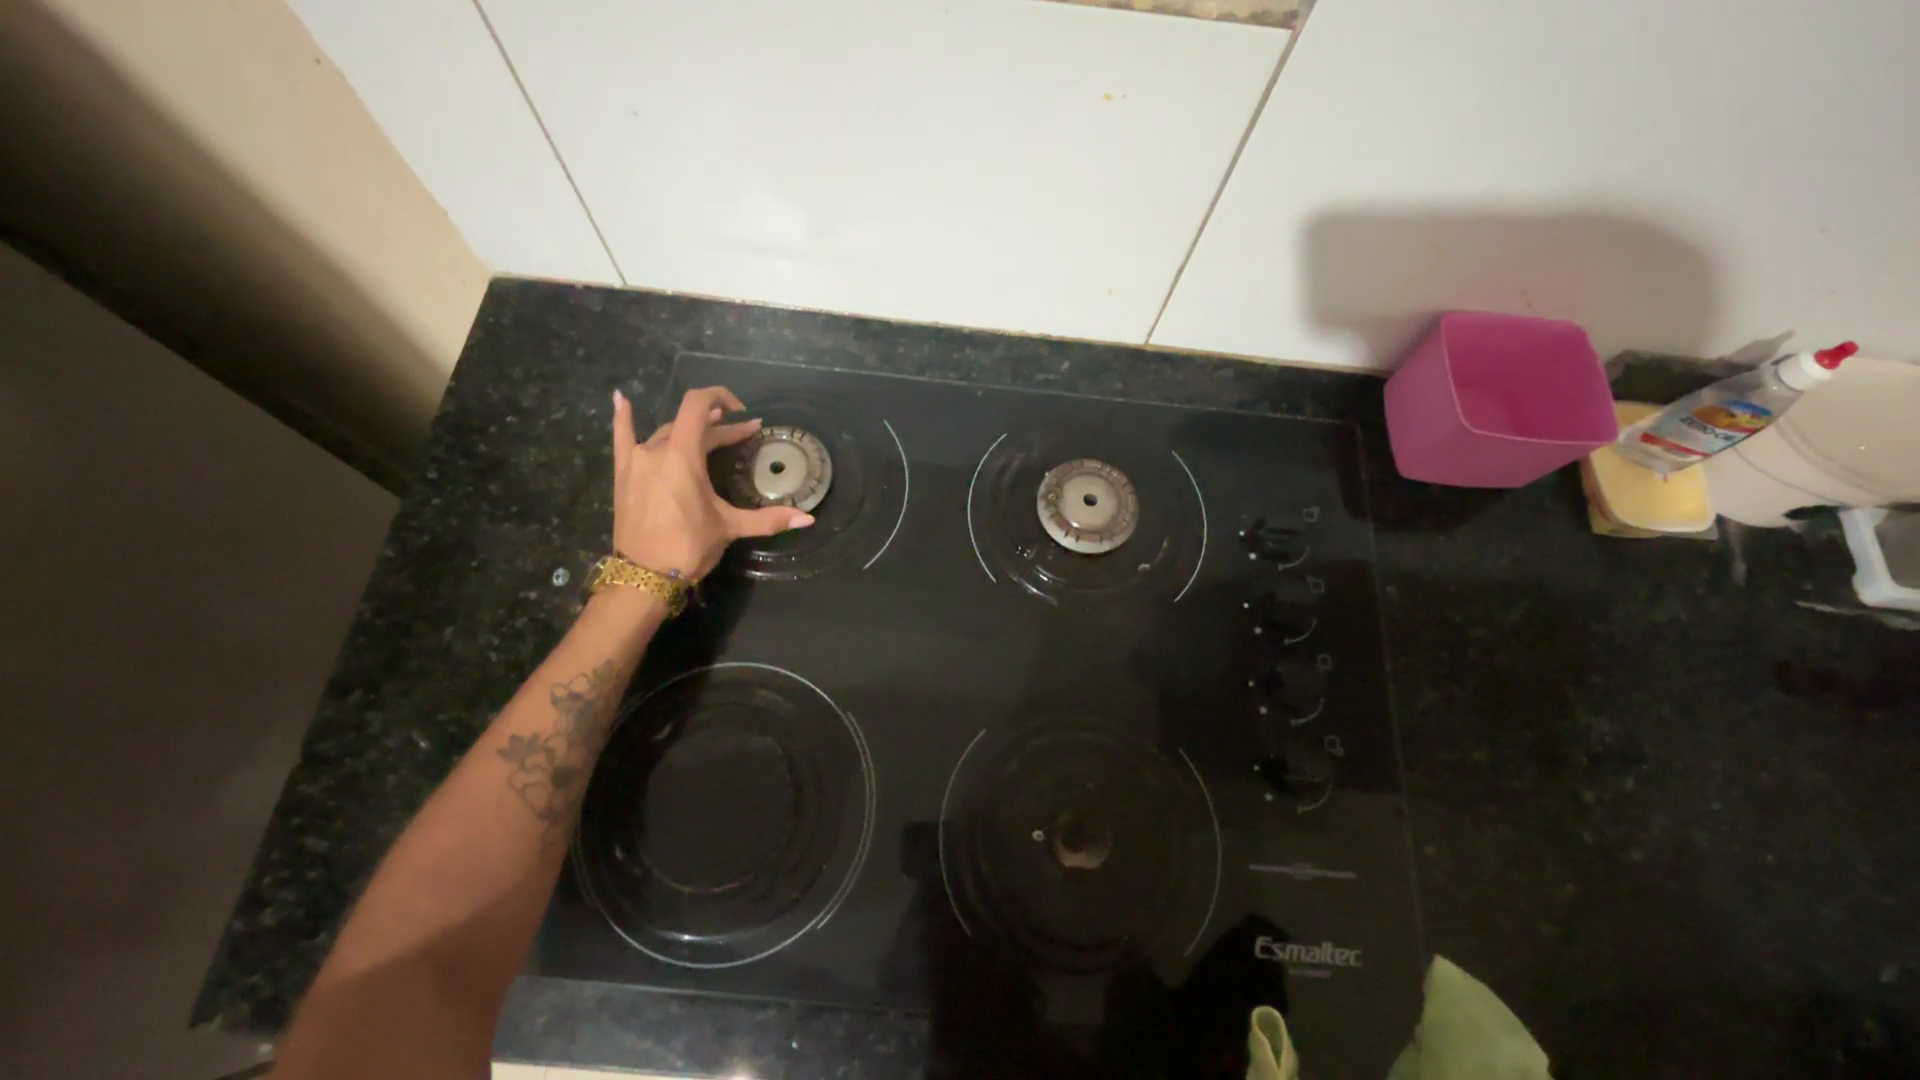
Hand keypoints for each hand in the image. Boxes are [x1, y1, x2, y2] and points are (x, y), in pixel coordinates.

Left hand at [610, 386, 813, 578]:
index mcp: (682, 456)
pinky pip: (621, 438)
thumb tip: (807, 518)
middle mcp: (656, 450)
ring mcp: (636, 460)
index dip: (721, 399)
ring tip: (707, 428)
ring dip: (688, 429)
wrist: (644, 576)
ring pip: (666, 433)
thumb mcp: (730, 528)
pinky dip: (622, 417)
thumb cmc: (689, 546)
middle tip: (741, 435)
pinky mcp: (623, 474)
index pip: (699, 406)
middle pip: (689, 425)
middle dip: (718, 428)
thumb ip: (769, 519)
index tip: (744, 415)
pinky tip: (620, 398)